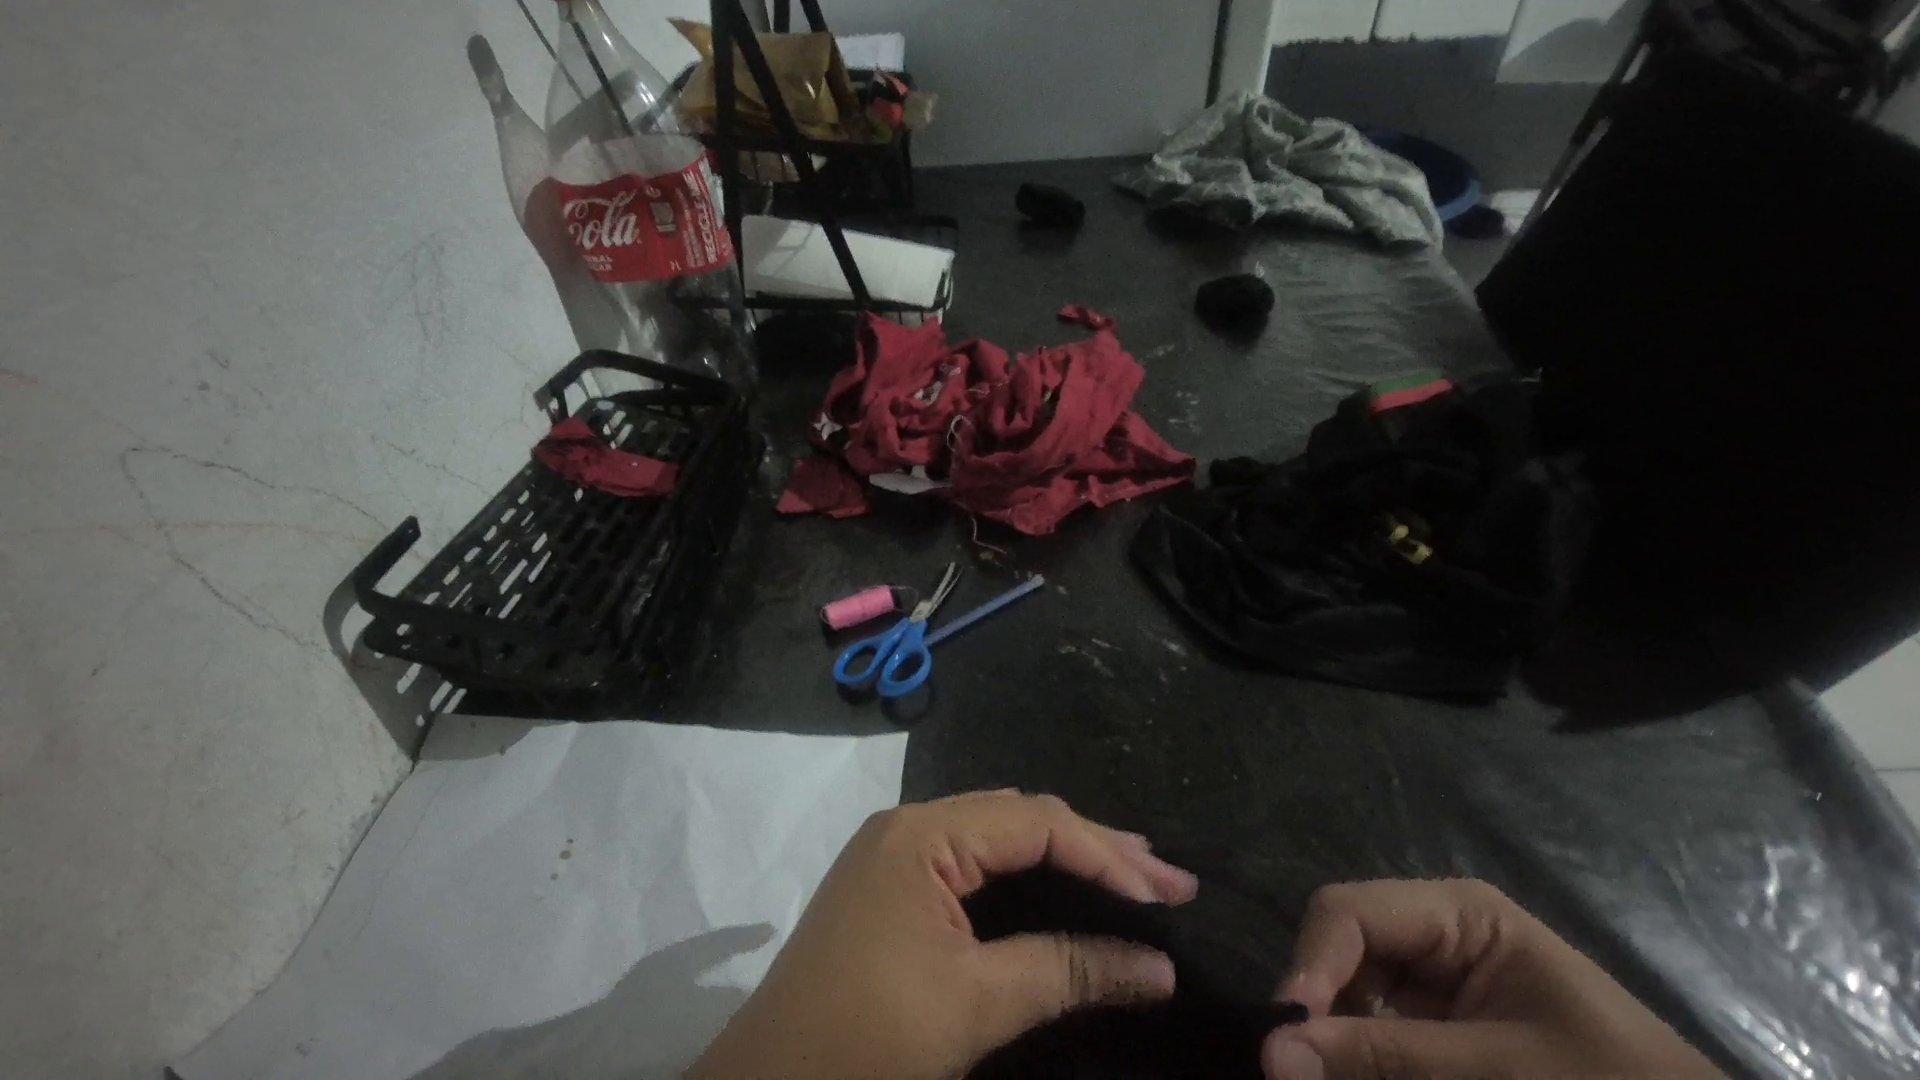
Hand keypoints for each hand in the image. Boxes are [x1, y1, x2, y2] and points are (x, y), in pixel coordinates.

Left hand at [686, 790, 1199, 1079]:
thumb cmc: (869, 1038)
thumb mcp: (977, 1003)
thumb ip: (1069, 970)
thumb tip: (1160, 967)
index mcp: (923, 834)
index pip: (1035, 822)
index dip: (1106, 855)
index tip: (1168, 897)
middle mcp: (909, 826)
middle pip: (1019, 819)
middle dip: (1094, 849)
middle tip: (1166, 882)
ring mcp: (896, 853)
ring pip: (997, 837)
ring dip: (1063, 857)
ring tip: (1130, 878)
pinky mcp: (892, 886)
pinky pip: (972, 862)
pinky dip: (1024, 875)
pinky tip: (1061, 887)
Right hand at [1263, 880, 1726, 1079]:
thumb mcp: (1502, 1071)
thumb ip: (1388, 1058)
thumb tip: (1272, 1050)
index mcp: (1457, 914)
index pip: (1347, 914)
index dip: (1309, 968)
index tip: (1285, 1041)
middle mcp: (1434, 936)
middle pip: (1340, 954)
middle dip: (1320, 1012)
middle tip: (1302, 1072)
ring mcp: (1434, 984)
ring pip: (1348, 999)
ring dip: (1336, 1043)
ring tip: (1325, 1075)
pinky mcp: (1437, 1030)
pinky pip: (1376, 1033)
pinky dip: (1360, 1060)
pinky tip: (1354, 1075)